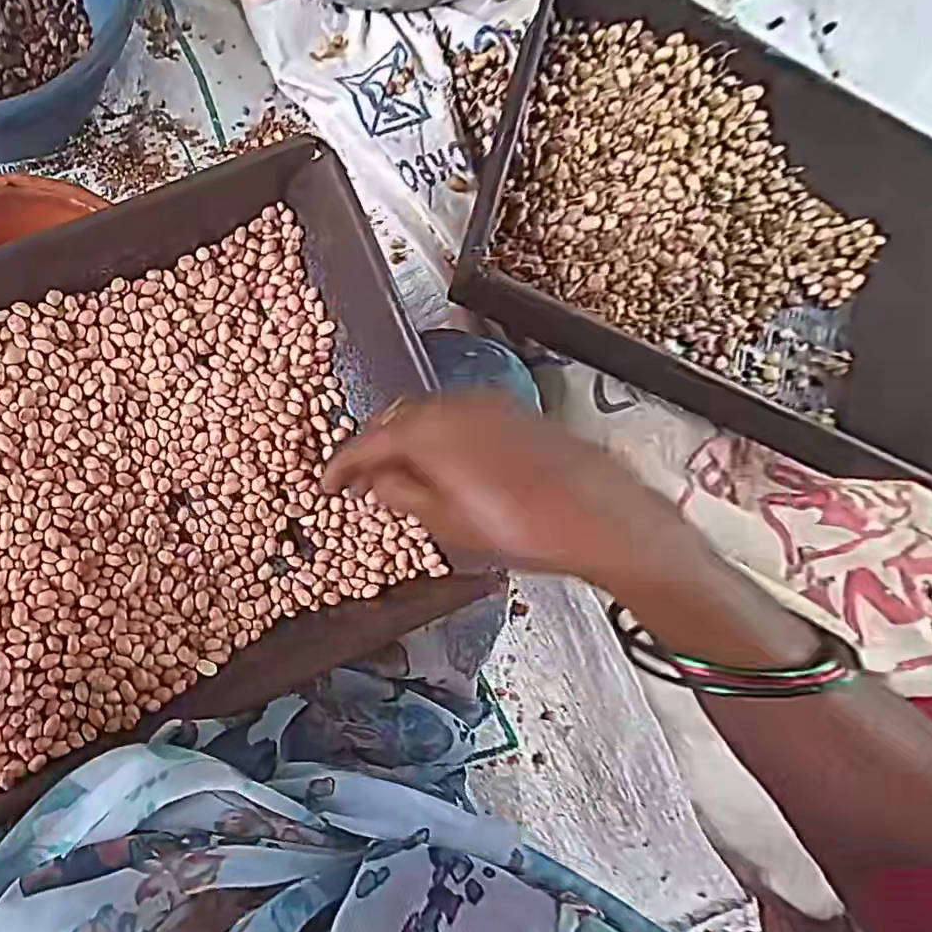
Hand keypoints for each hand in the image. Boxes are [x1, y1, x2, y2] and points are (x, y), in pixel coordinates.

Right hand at [321, 394, 708, 588]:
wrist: (604, 519)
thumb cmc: (524, 526)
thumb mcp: (443, 522)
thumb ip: (397, 494)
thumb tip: (375, 482)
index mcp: (426, 432)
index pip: (363, 444)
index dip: (339, 467)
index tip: (328, 484)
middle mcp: (452, 407)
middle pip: (390, 422)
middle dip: (370, 451)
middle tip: (359, 482)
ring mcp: (484, 405)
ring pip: (422, 416)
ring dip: (401, 443)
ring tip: (397, 477)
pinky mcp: (509, 412)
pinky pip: (452, 417)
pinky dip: (433, 437)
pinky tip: (437, 465)